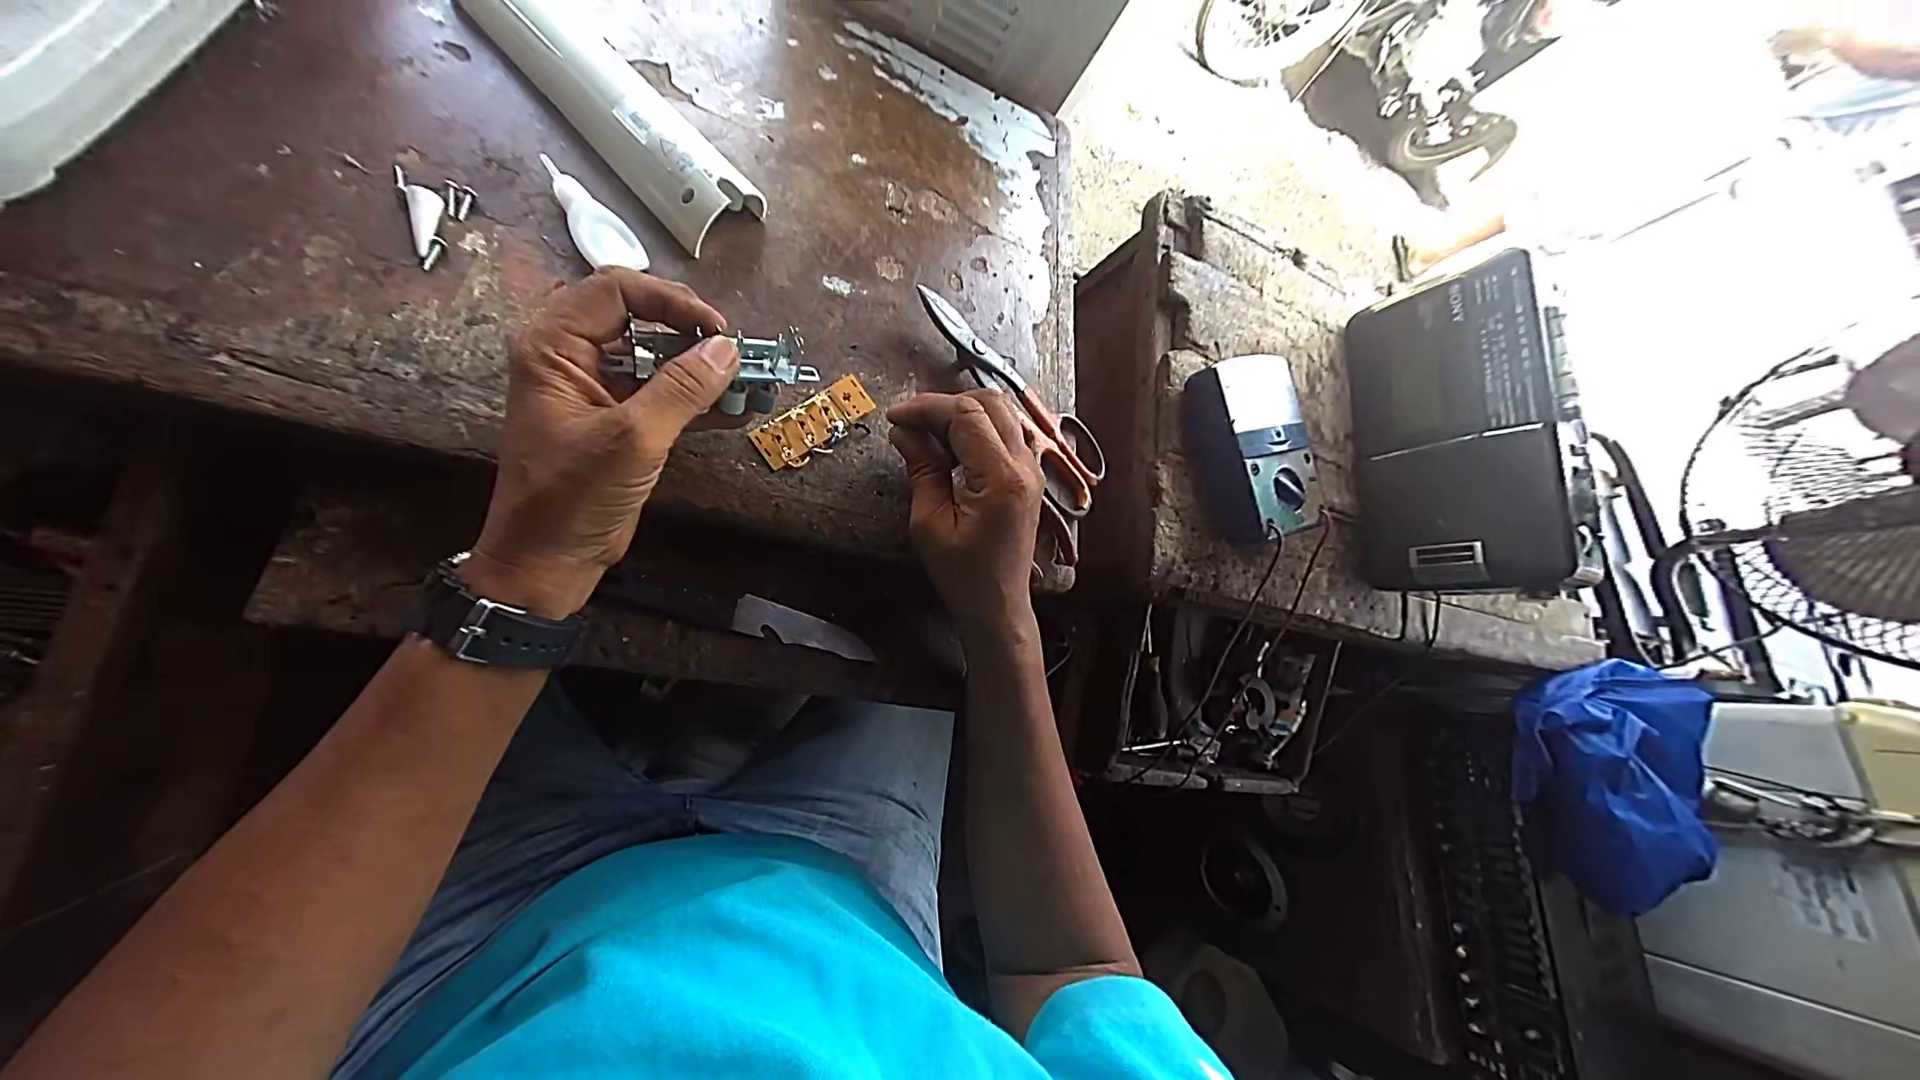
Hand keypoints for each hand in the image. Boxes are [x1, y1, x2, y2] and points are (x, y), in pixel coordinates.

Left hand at [464, 269, 740, 616]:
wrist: (550, 560)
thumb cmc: (573, 497)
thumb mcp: (632, 439)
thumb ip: (682, 390)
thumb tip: (728, 349)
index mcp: (553, 347)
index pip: (616, 291)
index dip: (672, 302)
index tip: (718, 331)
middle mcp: (572, 358)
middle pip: (639, 318)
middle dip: (691, 333)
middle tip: (734, 354)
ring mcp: (598, 391)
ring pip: (656, 358)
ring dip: (702, 368)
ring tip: (746, 382)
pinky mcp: (620, 421)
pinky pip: (664, 394)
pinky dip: (699, 399)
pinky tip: (735, 408)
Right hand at [888, 389, 1043, 639]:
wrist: (998, 605)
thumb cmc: (965, 576)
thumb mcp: (930, 524)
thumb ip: (921, 470)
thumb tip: (905, 433)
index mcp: (1001, 479)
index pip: (966, 415)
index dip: (926, 408)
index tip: (897, 417)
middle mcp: (1024, 468)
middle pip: (988, 404)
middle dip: (944, 404)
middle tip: (911, 422)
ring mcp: (1032, 471)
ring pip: (1002, 414)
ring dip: (963, 413)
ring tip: (929, 434)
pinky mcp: (1029, 477)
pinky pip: (1007, 434)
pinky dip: (979, 429)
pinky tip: (954, 447)